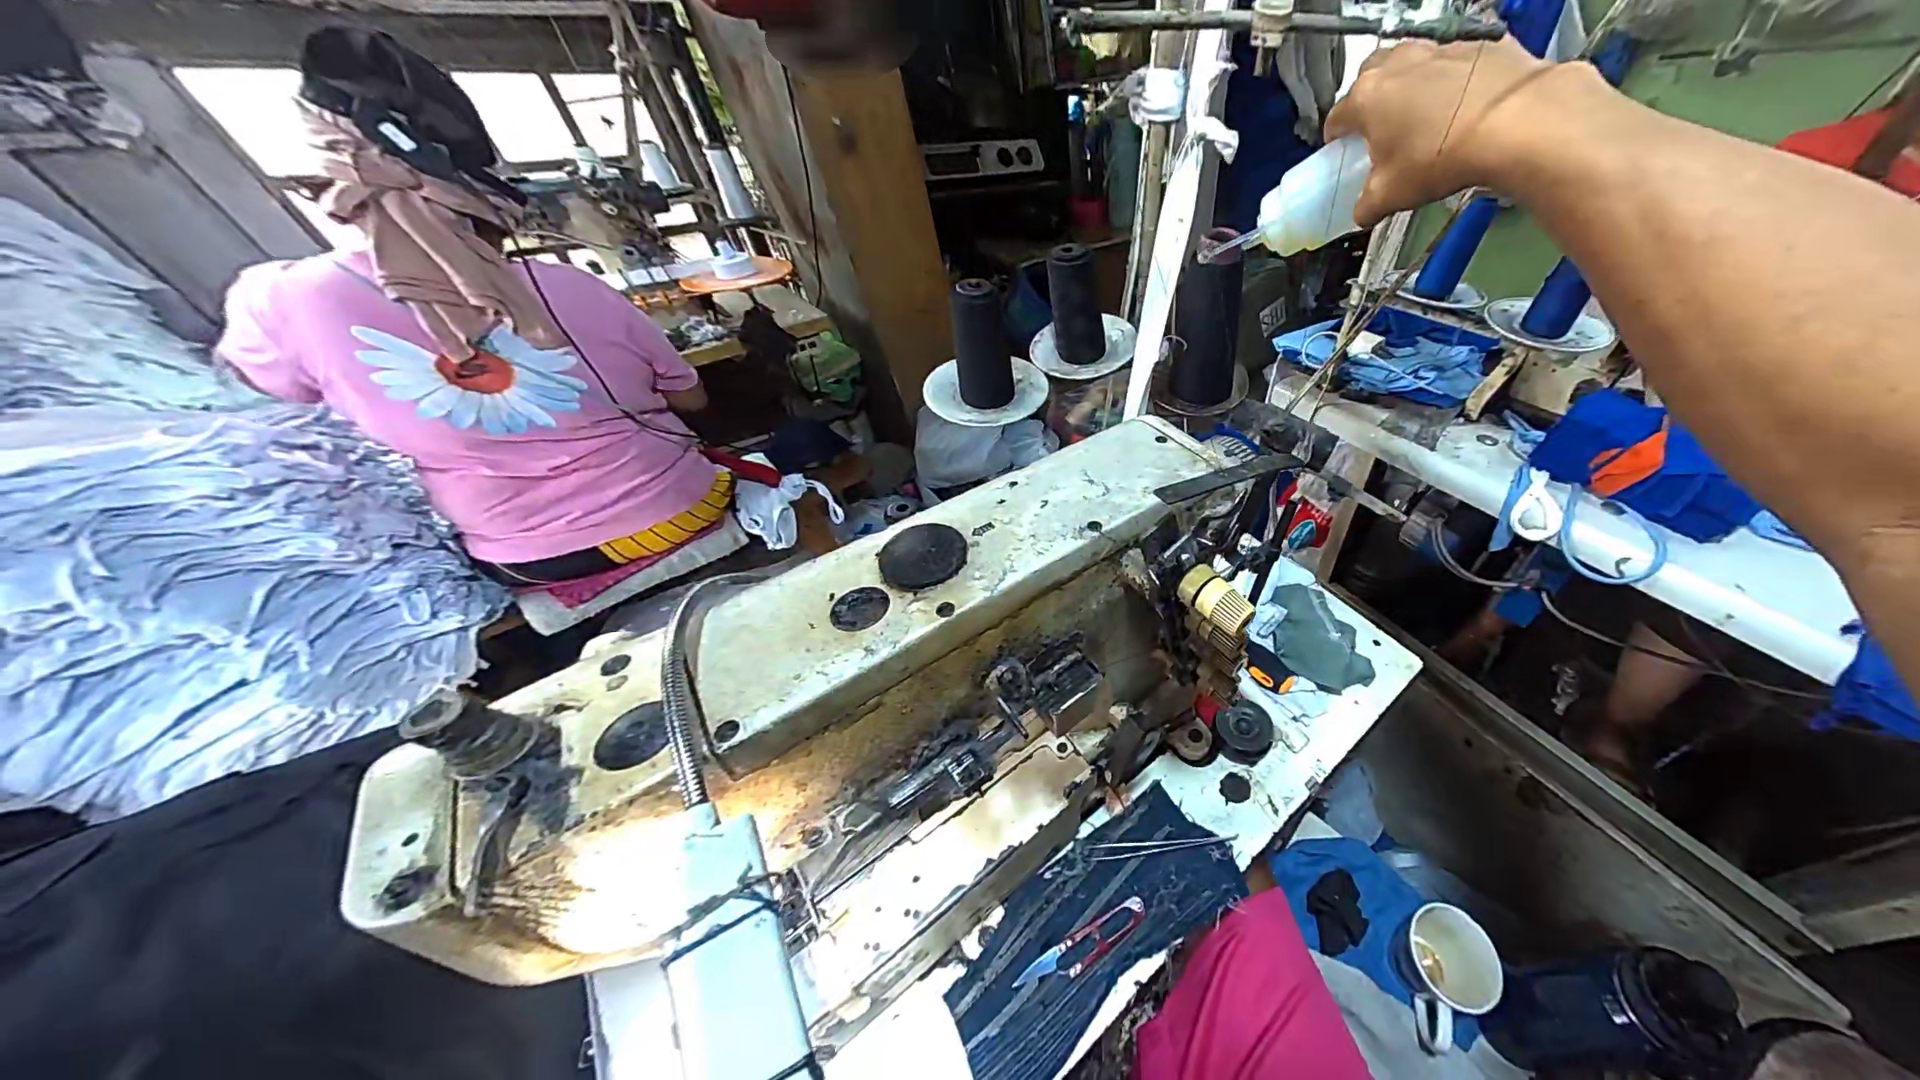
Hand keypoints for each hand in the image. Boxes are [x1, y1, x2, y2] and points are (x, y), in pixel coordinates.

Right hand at [1325, 37, 1575, 225]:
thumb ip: (1366, 205)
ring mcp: (1444, 50)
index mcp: (1367, 97)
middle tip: (1380, 130)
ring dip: (1410, 87)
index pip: (1336, 117)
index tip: (1344, 151)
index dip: (1337, 139)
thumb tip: (1365, 211)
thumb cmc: (1444, 154)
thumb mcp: (1388, 196)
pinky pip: (1457, 63)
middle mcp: (1401, 64)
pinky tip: (1460, 109)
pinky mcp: (1484, 46)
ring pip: (1413, 64)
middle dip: (1370, 100)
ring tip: (1422, 119)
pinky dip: (1452, 81)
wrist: (1520, 124)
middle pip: (1371, 77)